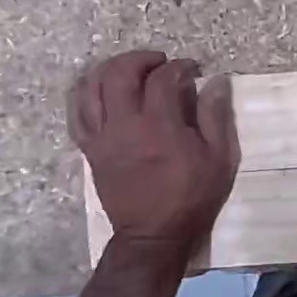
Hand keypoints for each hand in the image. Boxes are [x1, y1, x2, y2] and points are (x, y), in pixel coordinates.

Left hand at [69, 51, 239, 267]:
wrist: (152, 237)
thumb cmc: (190, 199)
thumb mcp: (218, 160)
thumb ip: (216, 116)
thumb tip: (216, 80)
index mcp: (159, 127)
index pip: (163, 79)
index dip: (179, 66)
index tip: (191, 69)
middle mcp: (125, 126)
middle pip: (120, 73)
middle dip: (140, 59)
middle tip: (158, 63)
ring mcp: (102, 137)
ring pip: (92, 87)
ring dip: (110, 69)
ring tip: (129, 70)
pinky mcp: (90, 149)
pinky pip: (77, 113)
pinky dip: (85, 94)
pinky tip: (100, 90)